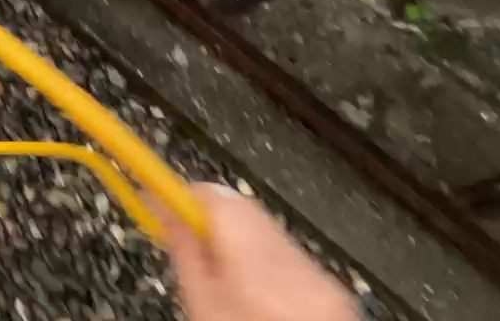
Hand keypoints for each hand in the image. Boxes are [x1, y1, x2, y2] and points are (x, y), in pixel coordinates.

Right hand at [164, 184, 359, 320]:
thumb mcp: (200, 305)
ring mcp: (326, 284)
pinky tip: (255, 285)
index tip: (163, 198)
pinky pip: (290, 254)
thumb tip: (161, 204)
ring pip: (268, 230)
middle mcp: (300, 273)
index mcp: (259, 277)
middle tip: (187, 232)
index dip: (187, 194)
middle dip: (213, 214)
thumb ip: (184, 250)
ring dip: (239, 234)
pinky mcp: (338, 293)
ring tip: (222, 266)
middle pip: (246, 211)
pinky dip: (265, 256)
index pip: (220, 202)